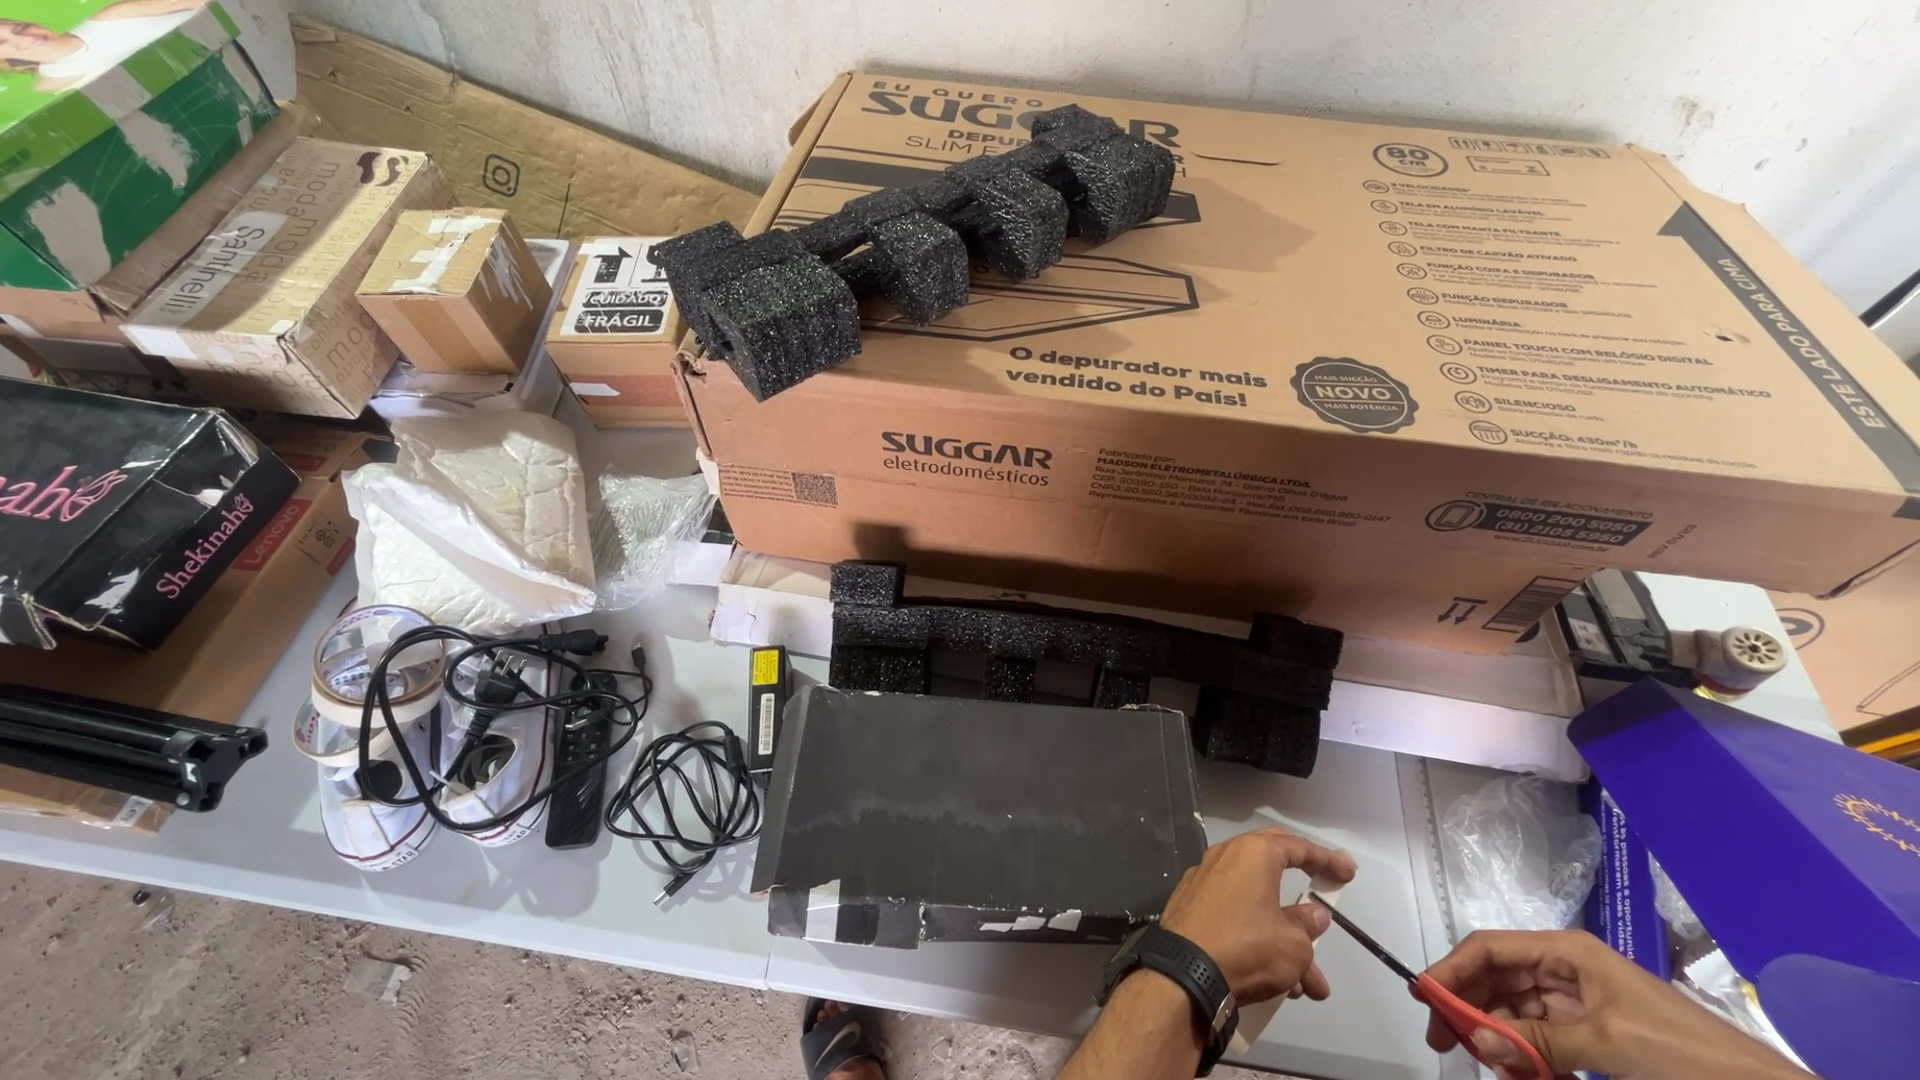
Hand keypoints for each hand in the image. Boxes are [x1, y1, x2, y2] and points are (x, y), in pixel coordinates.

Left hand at [1158, 827, 1357, 1004]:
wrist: (1184, 973)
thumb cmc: (1247, 947)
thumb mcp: (1293, 944)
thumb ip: (1307, 926)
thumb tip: (1313, 915)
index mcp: (1252, 853)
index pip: (1297, 847)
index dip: (1326, 860)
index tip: (1348, 872)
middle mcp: (1225, 857)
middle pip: (1271, 863)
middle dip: (1300, 882)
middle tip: (1323, 888)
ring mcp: (1203, 882)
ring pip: (1255, 905)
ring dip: (1285, 942)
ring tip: (1310, 986)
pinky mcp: (1190, 908)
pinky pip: (1233, 918)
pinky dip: (1257, 942)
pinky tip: (1278, 983)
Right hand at [1422, 930, 1808, 1079]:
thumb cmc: (1683, 1054)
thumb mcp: (1605, 1043)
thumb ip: (1535, 1039)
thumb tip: (1473, 1038)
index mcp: (1565, 951)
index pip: (1488, 948)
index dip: (1450, 969)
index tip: (1423, 999)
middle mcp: (1565, 967)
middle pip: (1496, 978)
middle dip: (1469, 1007)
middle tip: (1444, 1041)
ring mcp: (1579, 1001)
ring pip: (1515, 1010)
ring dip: (1498, 1037)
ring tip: (1490, 1066)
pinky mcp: (1593, 1033)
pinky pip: (1541, 1037)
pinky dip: (1525, 1055)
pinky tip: (1520, 1073)